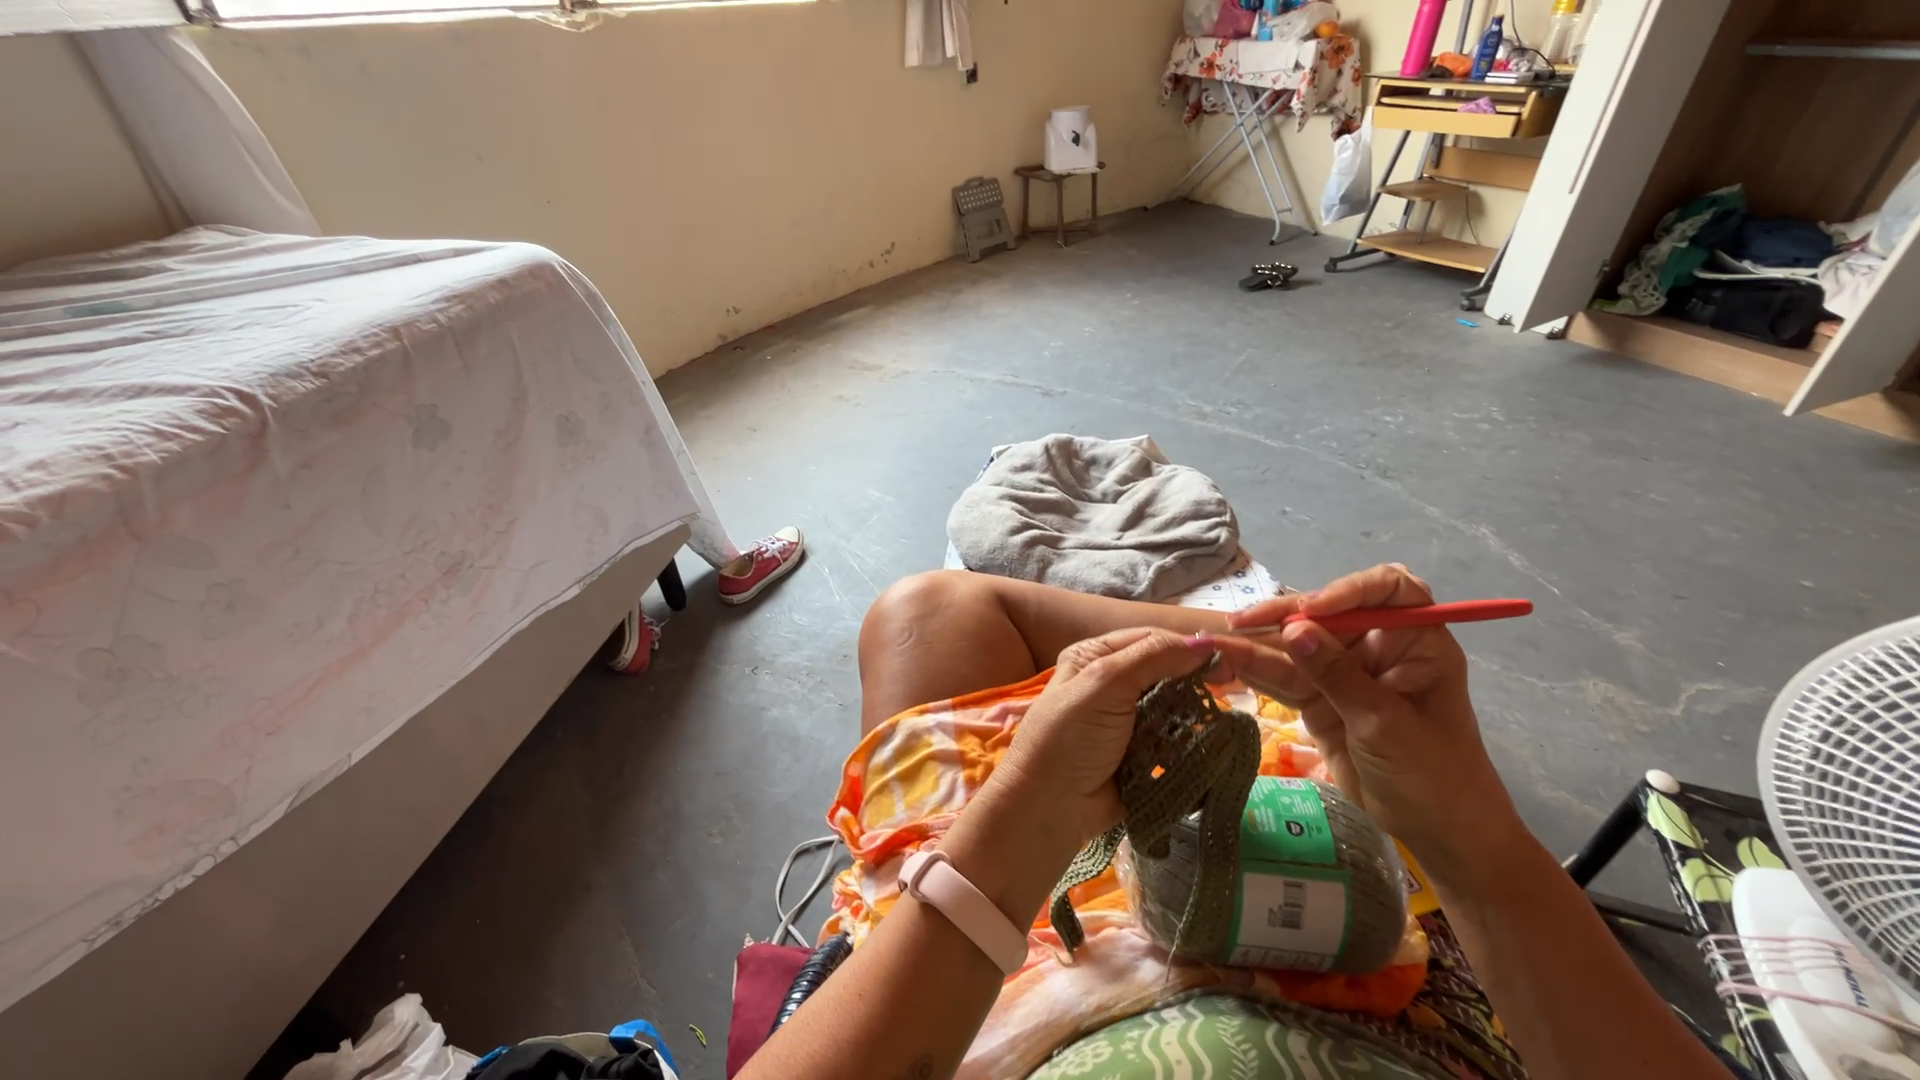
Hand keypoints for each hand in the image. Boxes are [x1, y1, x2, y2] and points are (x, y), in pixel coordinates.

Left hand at [995, 628, 1215, 843]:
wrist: (1049, 807)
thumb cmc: (1070, 738)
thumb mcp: (1104, 685)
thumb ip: (1153, 658)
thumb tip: (1205, 642)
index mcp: (1095, 657)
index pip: (1151, 639)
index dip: (1188, 647)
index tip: (1228, 661)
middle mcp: (1110, 683)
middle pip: (1166, 672)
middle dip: (1195, 681)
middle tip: (1233, 688)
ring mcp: (1126, 721)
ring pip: (1174, 706)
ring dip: (1193, 713)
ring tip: (1219, 719)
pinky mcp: (1140, 754)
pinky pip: (1174, 740)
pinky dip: (1189, 742)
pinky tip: (1208, 745)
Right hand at [1210, 564, 1524, 879]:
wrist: (1436, 832)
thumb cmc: (1433, 775)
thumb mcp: (1384, 723)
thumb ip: (1336, 675)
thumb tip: (1294, 630)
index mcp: (1415, 641)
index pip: (1389, 590)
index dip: (1349, 589)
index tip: (1312, 610)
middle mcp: (1378, 647)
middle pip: (1327, 614)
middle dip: (1283, 616)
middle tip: (1241, 623)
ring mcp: (1346, 673)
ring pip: (1297, 646)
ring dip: (1257, 644)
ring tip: (1215, 642)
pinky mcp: (1320, 698)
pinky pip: (1285, 677)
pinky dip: (1256, 670)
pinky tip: (1225, 661)